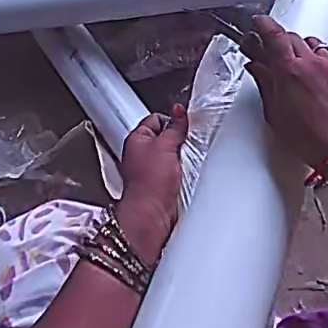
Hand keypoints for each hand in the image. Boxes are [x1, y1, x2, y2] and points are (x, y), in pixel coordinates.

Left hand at [115, 106, 187, 261]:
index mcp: (137, 139)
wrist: (152, 216)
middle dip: (179, 139)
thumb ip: (174, 127)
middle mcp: (142, 154)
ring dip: (184, 156)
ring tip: (187, 160)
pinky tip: (189, 172)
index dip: (171, 119)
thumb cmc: (149, 183)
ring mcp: (153, 170)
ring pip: (174, 154)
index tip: (184, 123)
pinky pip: (179, 171)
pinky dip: (186, 170)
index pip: (155, 119)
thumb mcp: (166, 146)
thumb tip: (179, 111)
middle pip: (166, 137)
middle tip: (187, 143)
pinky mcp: (164, 185)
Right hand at [242, 15, 327, 164]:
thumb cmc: (309, 137)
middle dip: (280, 42)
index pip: (274, 35)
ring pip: (312, 44)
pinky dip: (319, 61)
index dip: (264, 25)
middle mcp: (312, 62)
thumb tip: (256, 67)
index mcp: (289, 71)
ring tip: (296, 67)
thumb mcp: (275, 112)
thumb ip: (265, 83)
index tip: (258, 23)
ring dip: (300, 50)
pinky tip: (316, 77)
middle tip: (272, 53)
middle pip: (292, 37)